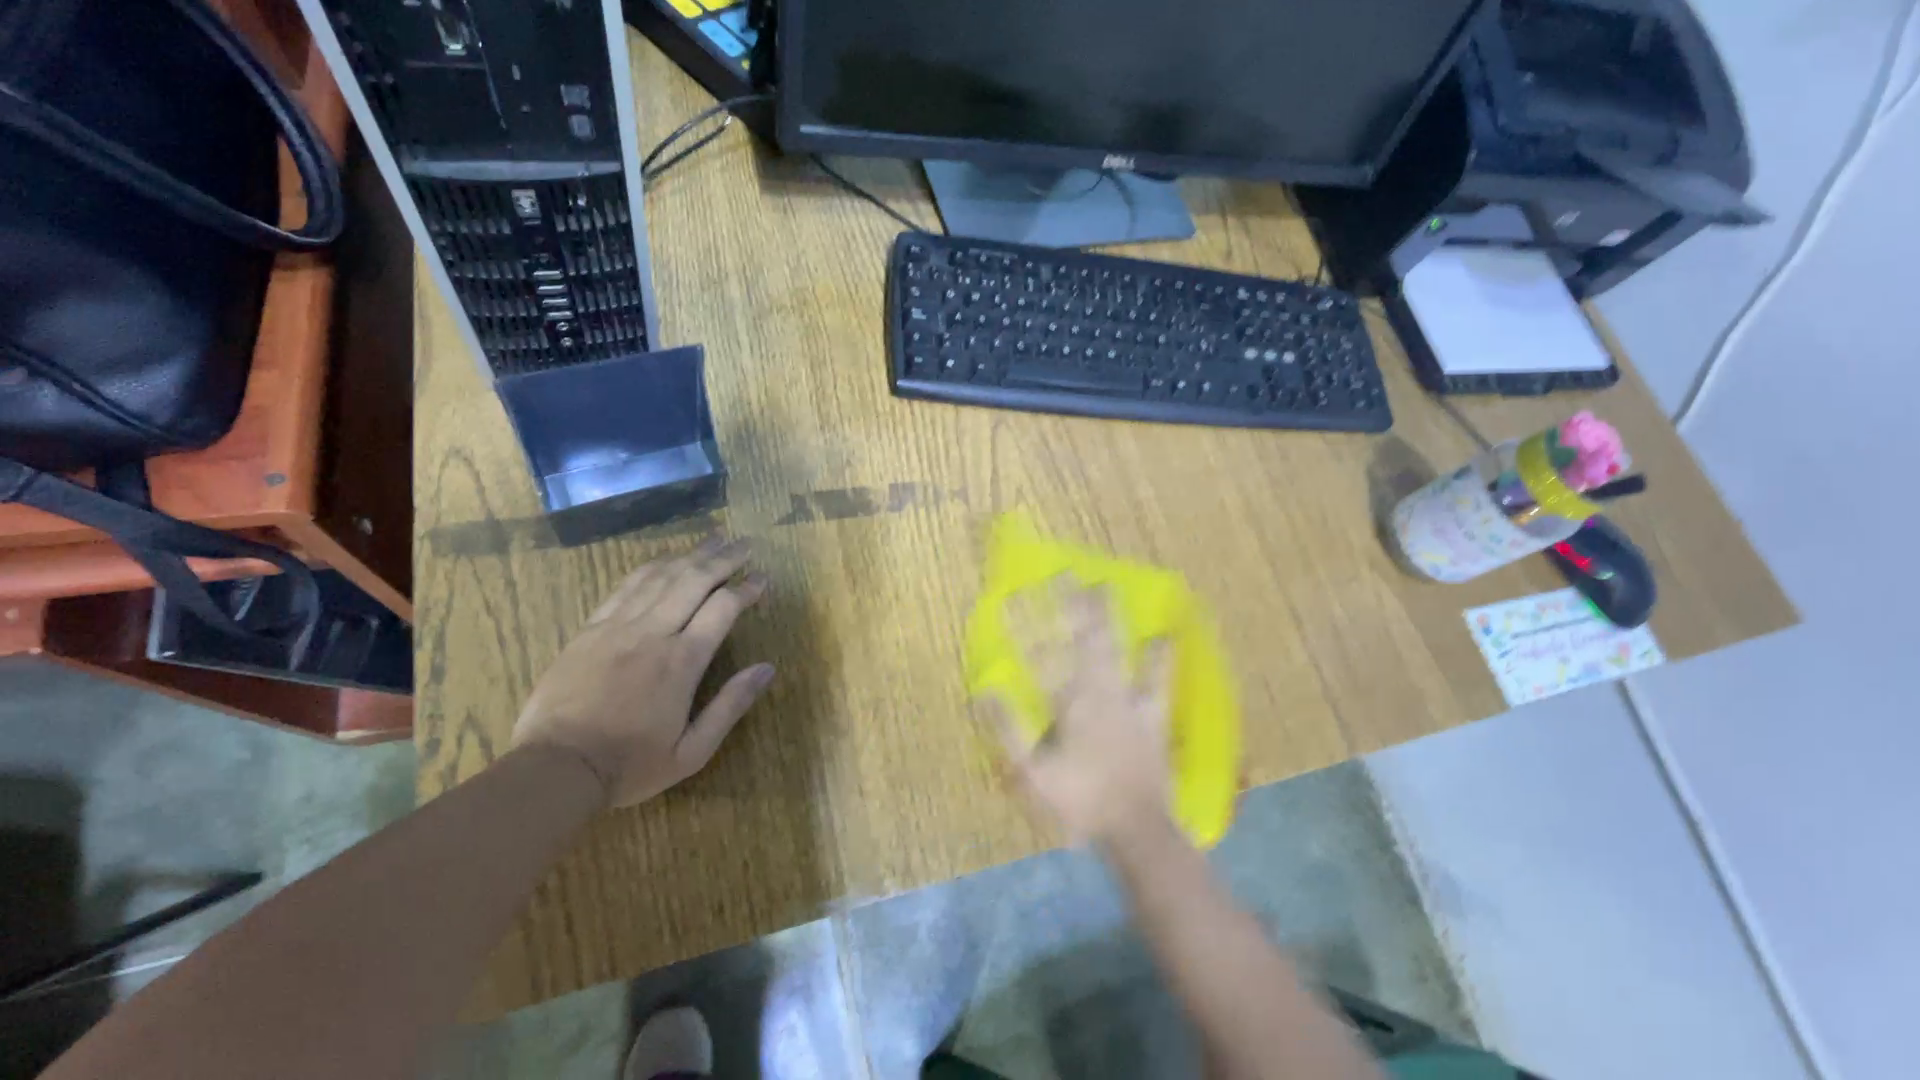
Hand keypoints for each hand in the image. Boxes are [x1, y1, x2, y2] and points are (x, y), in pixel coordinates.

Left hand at [511, 537, 774, 806]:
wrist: (557, 767)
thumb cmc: (630, 765)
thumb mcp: (692, 752)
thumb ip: (730, 706)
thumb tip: (767, 668)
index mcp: (682, 662)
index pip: (722, 608)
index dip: (747, 588)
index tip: (763, 578)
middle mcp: (653, 633)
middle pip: (694, 580)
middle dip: (724, 558)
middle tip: (745, 544)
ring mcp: (618, 627)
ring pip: (660, 576)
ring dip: (690, 554)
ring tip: (714, 540)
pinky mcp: (591, 629)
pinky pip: (625, 587)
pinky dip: (650, 568)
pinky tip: (664, 560)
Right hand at [982, 581, 1175, 844]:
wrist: (1137, 828)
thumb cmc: (1079, 802)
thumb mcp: (1032, 774)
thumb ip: (1009, 730)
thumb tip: (984, 690)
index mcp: (1070, 704)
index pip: (1042, 656)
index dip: (1026, 626)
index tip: (1013, 596)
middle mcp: (1102, 691)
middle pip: (1085, 639)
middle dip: (1074, 605)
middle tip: (1068, 574)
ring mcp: (1132, 701)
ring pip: (1119, 648)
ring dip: (1110, 618)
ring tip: (1106, 586)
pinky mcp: (1154, 715)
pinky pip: (1159, 678)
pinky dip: (1161, 656)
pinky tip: (1166, 635)